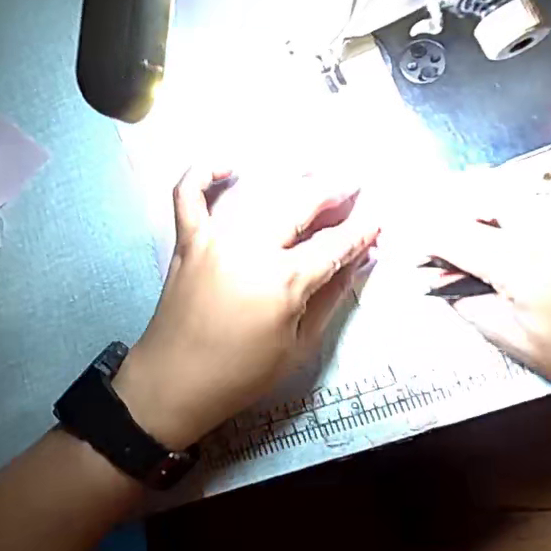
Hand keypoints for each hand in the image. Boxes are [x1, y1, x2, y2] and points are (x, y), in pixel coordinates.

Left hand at [112, 167, 379, 448]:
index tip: (377, 222)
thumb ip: (330, 299)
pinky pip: (189, 197)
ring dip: (290, 180)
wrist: (174, 384)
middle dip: (333, 193)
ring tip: (314, 171)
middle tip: (353, 184)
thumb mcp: (299, 346)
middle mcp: (252, 249)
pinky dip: (202, 174)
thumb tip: (356, 263)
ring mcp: (216, 240)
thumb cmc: (242, 374)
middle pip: (300, 207)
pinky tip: (226, 165)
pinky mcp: (188, 242)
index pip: (333, 246)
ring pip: (258, 195)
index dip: (359, 234)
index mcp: (285, 281)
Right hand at [412, 179, 550, 471]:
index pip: (455, 232)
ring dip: (507, 197)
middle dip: (459, 200)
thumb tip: (443, 281)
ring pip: (534, 181)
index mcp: (529, 267)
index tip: (412, 231)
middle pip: (488, 189)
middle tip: (450, 213)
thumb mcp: (525, 346)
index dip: (425, 230)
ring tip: (501, 214)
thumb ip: (475, 306)